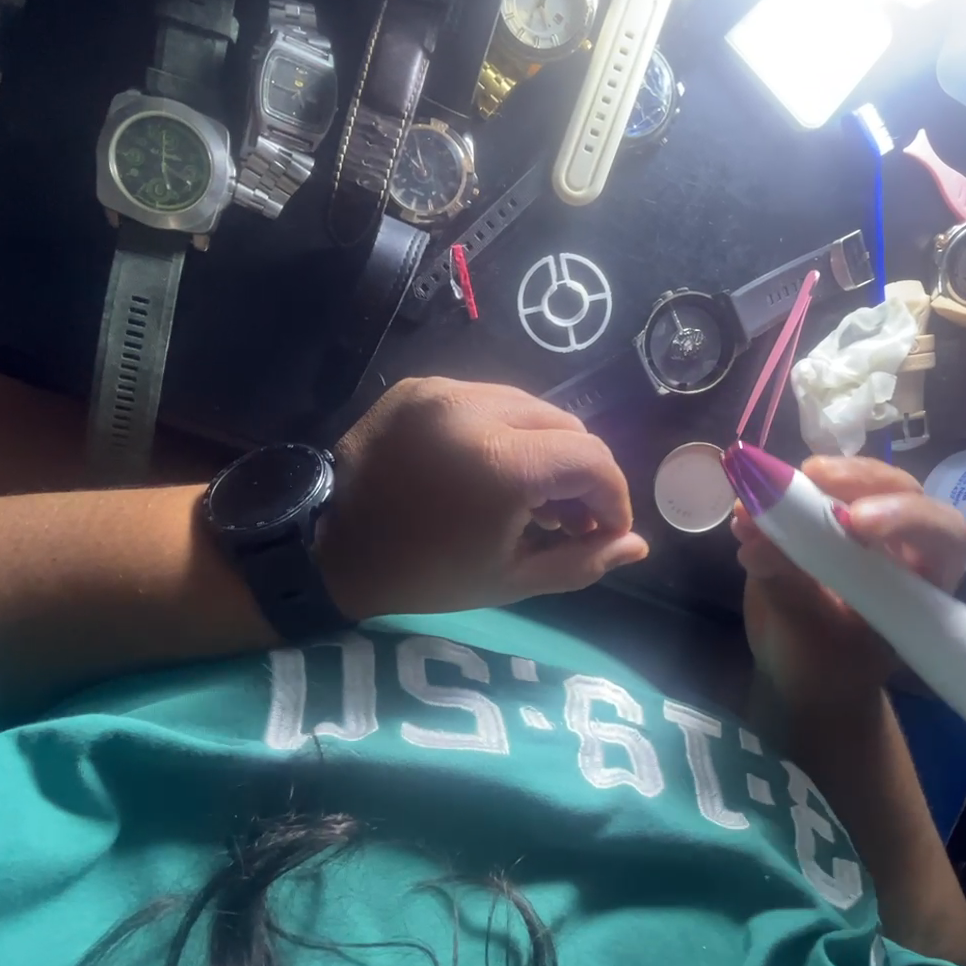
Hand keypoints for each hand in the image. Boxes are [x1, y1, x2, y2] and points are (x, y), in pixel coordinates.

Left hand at [317, 377, 649, 617]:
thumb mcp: (510, 579)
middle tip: (569, 518)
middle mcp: (478, 408)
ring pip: (530, 407)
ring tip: (530, 496)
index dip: (612, 496)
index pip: (592, 460)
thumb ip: (581, 561)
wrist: (328, 548)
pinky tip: (490, 468)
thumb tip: (637, 546)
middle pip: (567, 426)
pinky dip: (504, 431)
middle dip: (580, 473)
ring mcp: (445, 390)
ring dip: (545, 448)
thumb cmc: (424, 575)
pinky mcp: (420, 386)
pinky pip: (487, 400)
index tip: (604, 529)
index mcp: (503, 463)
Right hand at [732, 456, 965, 711]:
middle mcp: (898, 544)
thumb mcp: (809, 638)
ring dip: (807, 481)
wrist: (805, 681)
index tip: (857, 523)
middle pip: (895, 489)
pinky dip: (770, 497)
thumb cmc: (827, 670)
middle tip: (809, 478)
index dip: (905, 516)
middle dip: (854, 479)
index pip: (941, 532)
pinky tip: (741, 511)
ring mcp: (856, 530)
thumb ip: (787, 588)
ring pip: (851, 483)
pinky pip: (802, 497)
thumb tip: (754, 543)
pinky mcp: (816, 524)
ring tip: (762, 491)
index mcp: (922, 578)